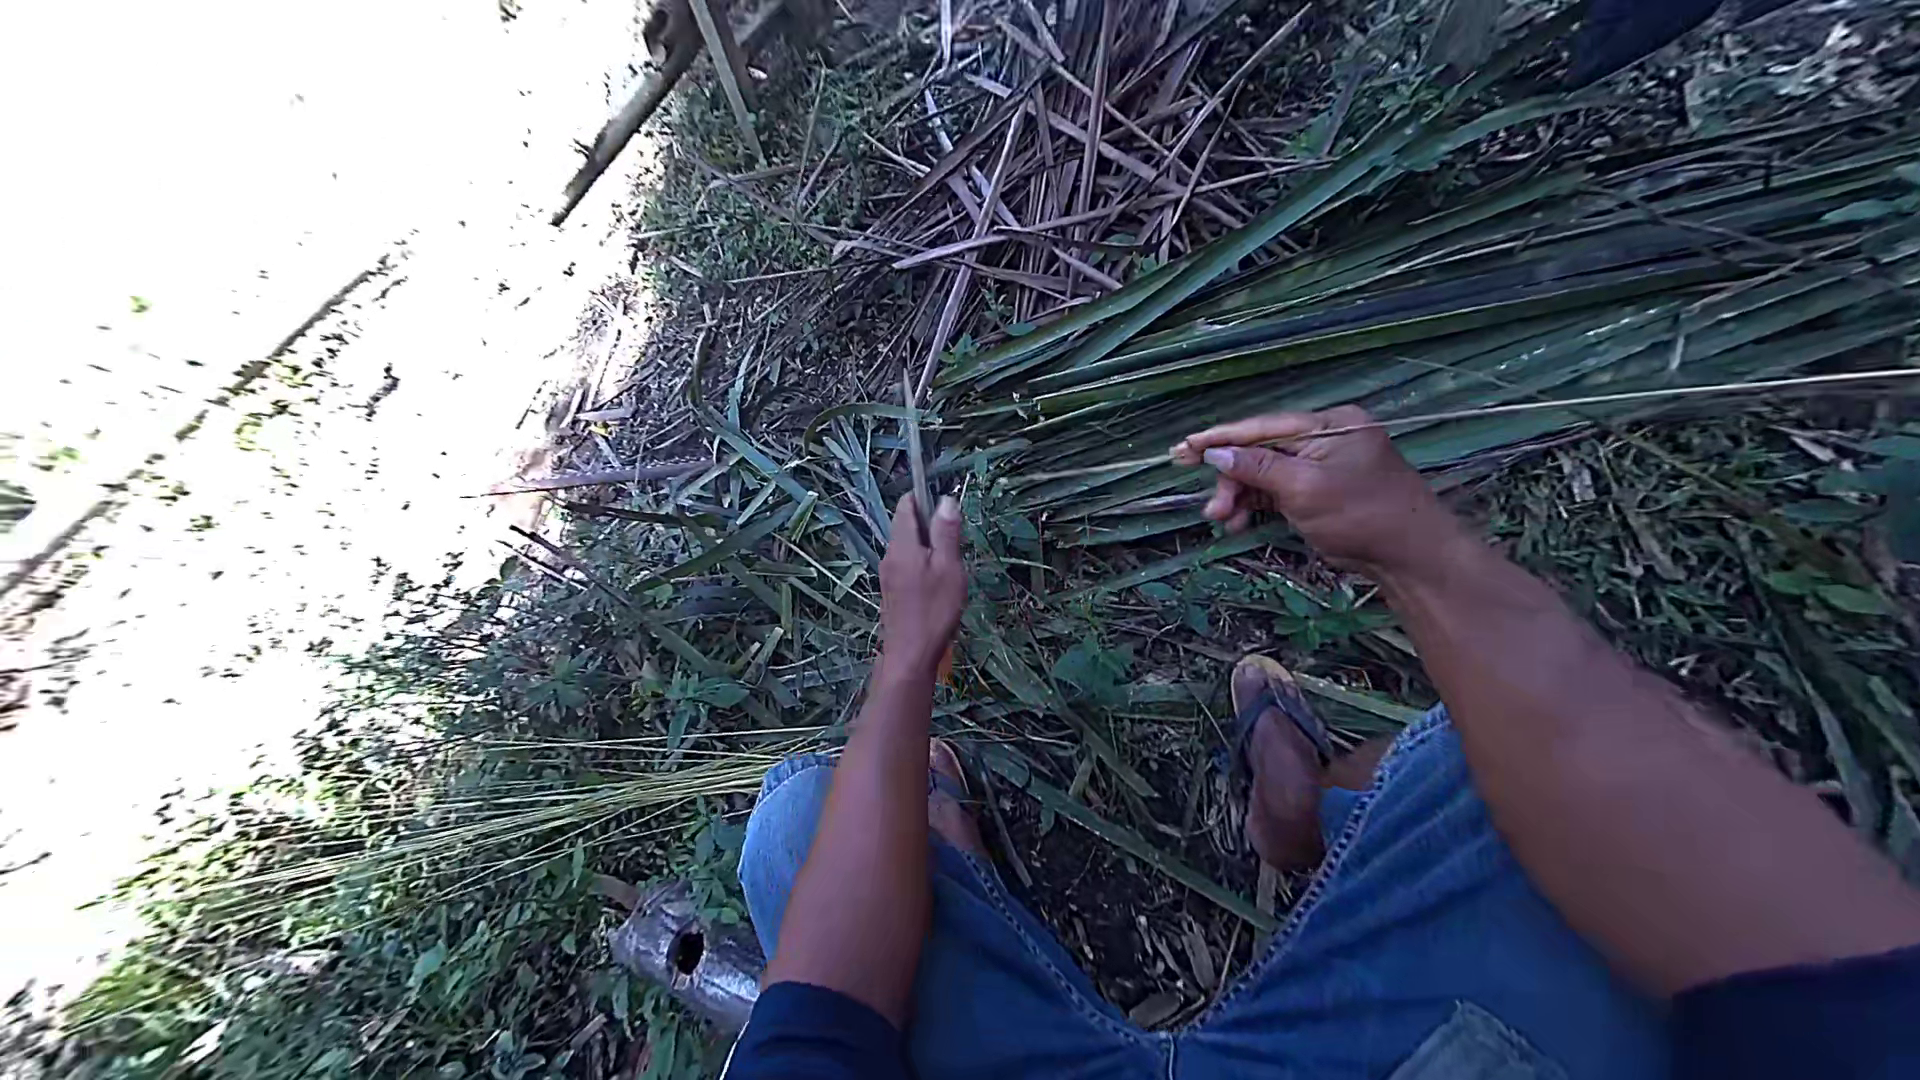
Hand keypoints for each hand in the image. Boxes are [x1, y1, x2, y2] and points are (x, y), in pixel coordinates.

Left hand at [877, 493, 965, 679]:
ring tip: (951, 566)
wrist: (910, 656)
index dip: (925, 498)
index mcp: (901, 545)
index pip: (905, 505)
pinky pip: (907, 566)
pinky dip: (923, 564)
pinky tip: (939, 584)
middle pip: (907, 526)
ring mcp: (888, 575)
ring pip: (908, 548)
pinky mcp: (892, 591)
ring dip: (929, 548)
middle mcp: (889, 555)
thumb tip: (945, 499)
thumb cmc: (934, 610)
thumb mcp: (949, 567)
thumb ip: (946, 532)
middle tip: (956, 544)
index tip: (947, 509)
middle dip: (931, 526)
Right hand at [1171, 406, 1463, 578]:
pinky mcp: (1315, 491)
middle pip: (1259, 452)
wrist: (1409, 556)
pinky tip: (1239, 523)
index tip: (1183, 448)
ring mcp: (1318, 466)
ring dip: (1239, 496)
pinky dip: (1254, 506)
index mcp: (1328, 425)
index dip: (1219, 438)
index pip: (1262, 427)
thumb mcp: (1304, 488)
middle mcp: (1322, 439)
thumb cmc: (1362, 515)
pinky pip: (1273, 491)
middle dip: (1231, 479)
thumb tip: (1215, 452)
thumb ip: (1257, 467)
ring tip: (1223, 520)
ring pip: (1262, 475)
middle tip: (1212, 508)